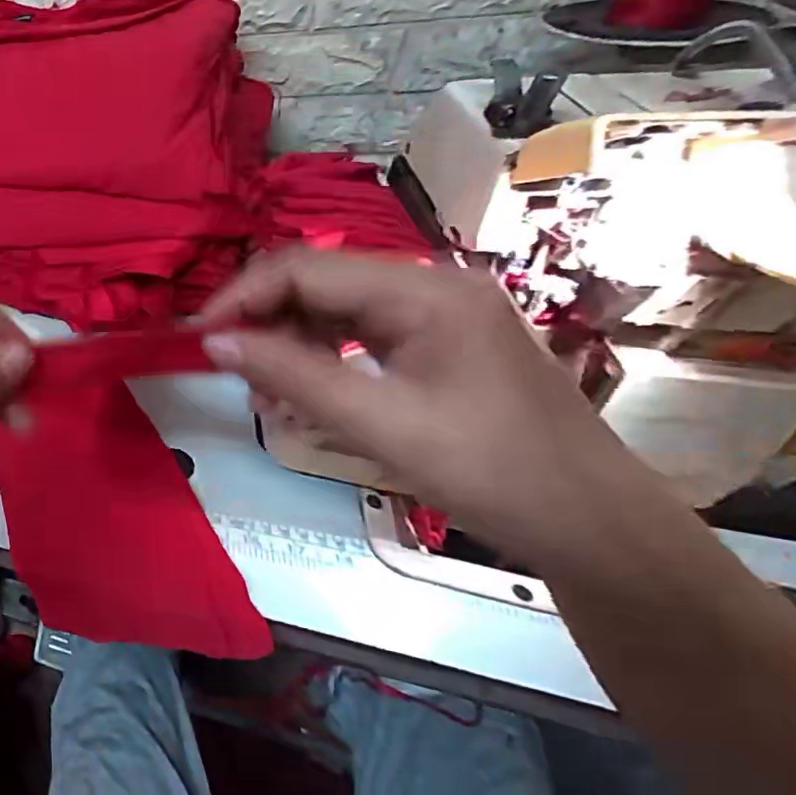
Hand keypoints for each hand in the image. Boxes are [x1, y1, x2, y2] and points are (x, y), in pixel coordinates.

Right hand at [198, 250, 649, 565]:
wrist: (595, 526)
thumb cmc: (494, 474)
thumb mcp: (381, 426)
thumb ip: (292, 376)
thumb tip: (214, 342)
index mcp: (423, 289)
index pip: (305, 268)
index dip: (243, 296)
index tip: (200, 337)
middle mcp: (429, 282)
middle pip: (320, 283)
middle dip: (267, 323)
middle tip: (237, 377)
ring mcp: (437, 308)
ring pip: (337, 307)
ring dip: (292, 343)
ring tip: (268, 396)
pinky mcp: (439, 337)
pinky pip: (362, 332)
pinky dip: (325, 358)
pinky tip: (307, 394)